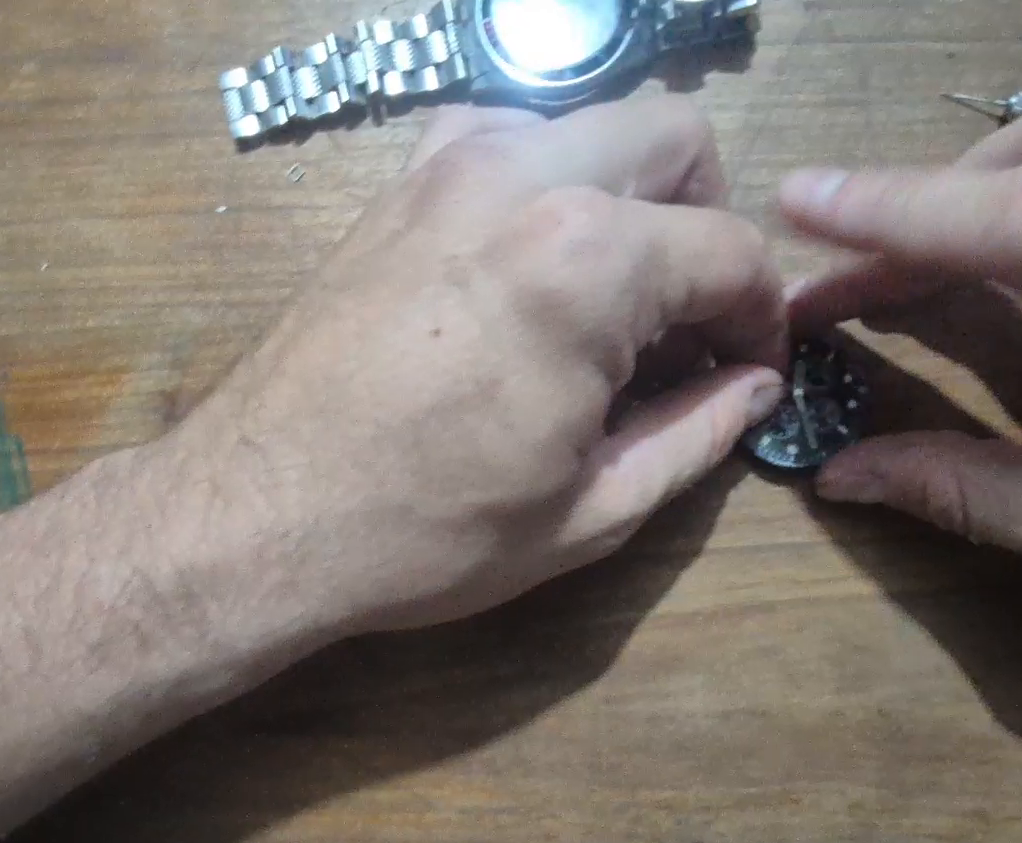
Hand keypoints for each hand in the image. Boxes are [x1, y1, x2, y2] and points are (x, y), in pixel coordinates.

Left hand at [166, 98, 786, 634]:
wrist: (260, 518)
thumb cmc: (427, 535)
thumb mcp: (588, 512)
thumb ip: (695, 435)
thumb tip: (755, 386)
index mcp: (588, 265)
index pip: (732, 251)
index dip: (760, 316)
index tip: (746, 371)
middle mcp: (523, 178)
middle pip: (676, 142)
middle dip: (706, 226)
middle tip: (686, 325)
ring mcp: (447, 167)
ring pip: (590, 128)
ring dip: (628, 199)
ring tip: (608, 301)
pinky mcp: (396, 186)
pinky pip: (504, 143)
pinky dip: (545, 187)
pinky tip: (527, 271)